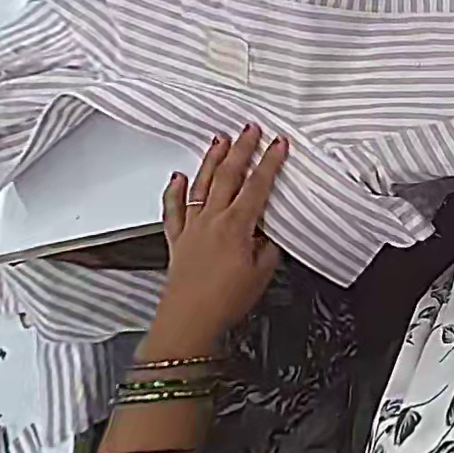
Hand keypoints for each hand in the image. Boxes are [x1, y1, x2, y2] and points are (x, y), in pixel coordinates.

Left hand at [139, 125, 288, 359]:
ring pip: (201, 185)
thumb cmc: (227, 300)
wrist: (188, 323)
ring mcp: (192, 227)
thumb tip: (270, 230)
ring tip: (220, 140)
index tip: (279, 143)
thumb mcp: (263, 272)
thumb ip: (268, 245)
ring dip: (212, 160)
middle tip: (250, 129)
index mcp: (237, 225)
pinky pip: (173, 209)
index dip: (270, 161)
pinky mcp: (177, 240)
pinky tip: (177, 177)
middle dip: (241, 149)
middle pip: (228, 175)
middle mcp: (212, 220)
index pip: (258, 185)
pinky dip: (174, 191)